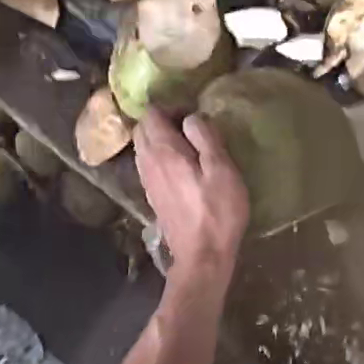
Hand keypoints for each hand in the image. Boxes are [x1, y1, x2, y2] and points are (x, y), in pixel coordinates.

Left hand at [134, 110, 247, 282]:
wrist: (202, 256)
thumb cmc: (216, 211)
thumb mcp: (221, 169)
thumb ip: (205, 137)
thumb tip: (191, 117)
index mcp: (162, 150)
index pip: (151, 113)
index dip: (171, 107)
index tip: (193, 116)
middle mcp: (147, 162)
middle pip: (142, 129)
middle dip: (162, 120)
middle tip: (190, 128)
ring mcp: (146, 181)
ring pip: (143, 147)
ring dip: (160, 140)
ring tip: (187, 147)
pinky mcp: (152, 196)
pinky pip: (148, 165)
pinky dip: (159, 158)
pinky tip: (181, 168)